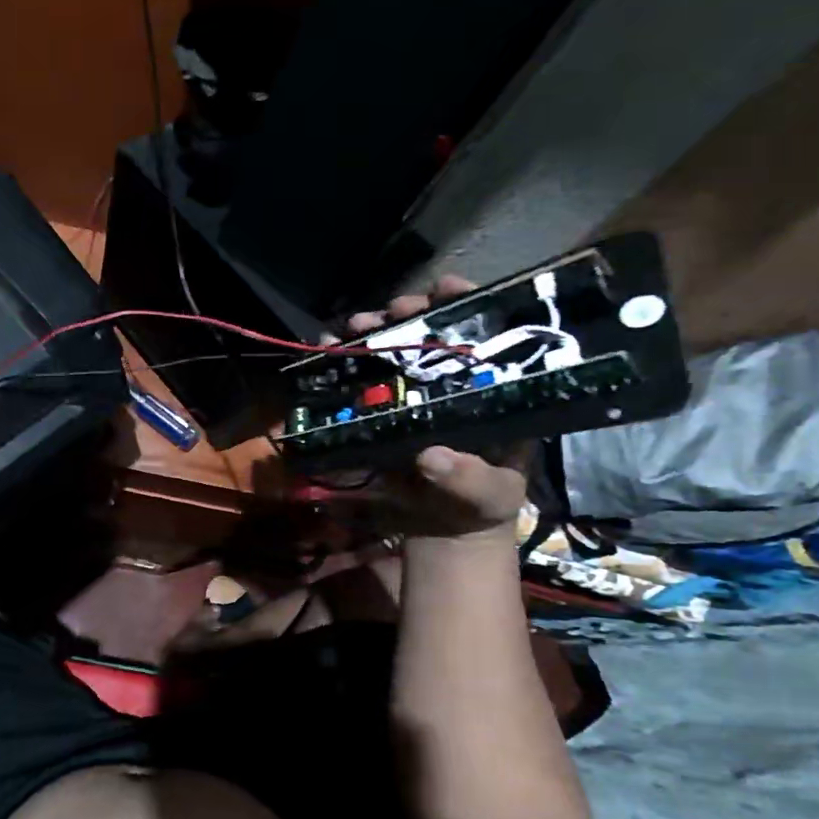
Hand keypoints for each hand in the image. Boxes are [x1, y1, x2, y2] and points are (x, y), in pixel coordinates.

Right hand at [335, 275, 526, 541]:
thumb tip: (430, 457)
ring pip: (393, 350)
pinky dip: (342, 363)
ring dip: (371, 333)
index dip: (469, 304)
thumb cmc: (479, 506)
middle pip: (431, 334)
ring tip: (350, 329)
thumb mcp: (487, 496)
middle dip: (407, 315)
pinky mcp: (380, 411)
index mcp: (492, 391)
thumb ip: (467, 480)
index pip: (486, 333)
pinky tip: (326, 351)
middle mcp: (452, 382)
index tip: (444, 288)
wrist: (440, 529)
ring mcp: (413, 394)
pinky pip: (360, 381)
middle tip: (388, 312)